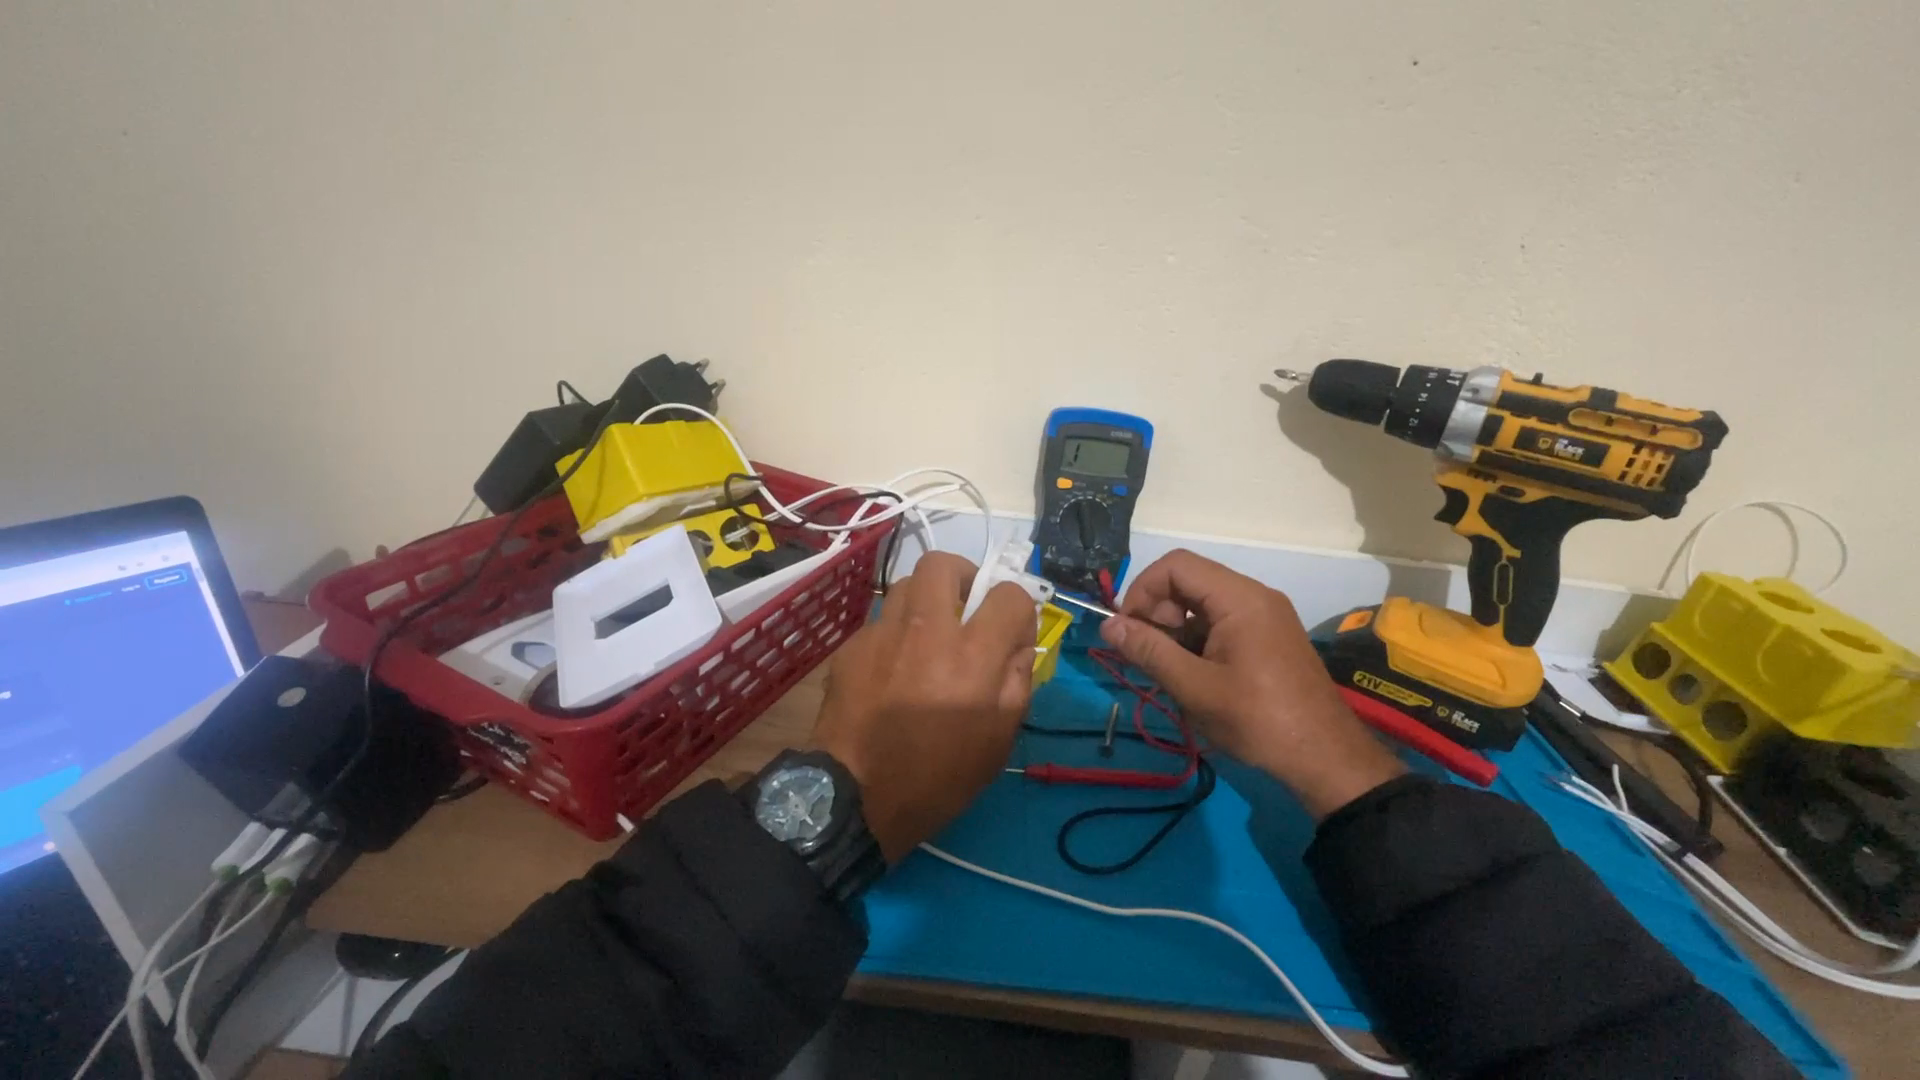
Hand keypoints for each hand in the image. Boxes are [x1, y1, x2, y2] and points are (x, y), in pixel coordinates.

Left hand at [811, 553, 1037, 861]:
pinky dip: (896, 635)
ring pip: (906, 585)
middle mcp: (926, 630)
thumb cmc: (938, 778)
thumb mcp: (999, 740)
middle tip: (967, 609)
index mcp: (972, 655)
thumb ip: (1018, 680)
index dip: (1018, 611)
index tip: (1013, 636)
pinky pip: (881, 623)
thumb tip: (1017, 646)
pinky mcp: (850, 647)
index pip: (1009, 594)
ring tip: (930, 636)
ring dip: (927, 601)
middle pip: (944, 564)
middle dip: (964, 577)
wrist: (855, 799)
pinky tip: (894, 670)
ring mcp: (882, 634)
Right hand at [1098, 549, 1405, 818]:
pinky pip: (1220, 623)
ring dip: (1175, 631)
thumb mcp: (1195, 688)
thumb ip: (1149, 651)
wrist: (1325, 757)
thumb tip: (1108, 625)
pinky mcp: (1267, 637)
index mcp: (1240, 598)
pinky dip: (1196, 642)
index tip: (1127, 630)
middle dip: (1157, 612)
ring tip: (1168, 673)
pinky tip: (1192, 679)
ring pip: (1201, 605)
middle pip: (1188, 581)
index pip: (1176, 565)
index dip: (1142, 590)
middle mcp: (1254, 596)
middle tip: (1148, 655)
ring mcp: (1264, 616)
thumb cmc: (1258, 720)